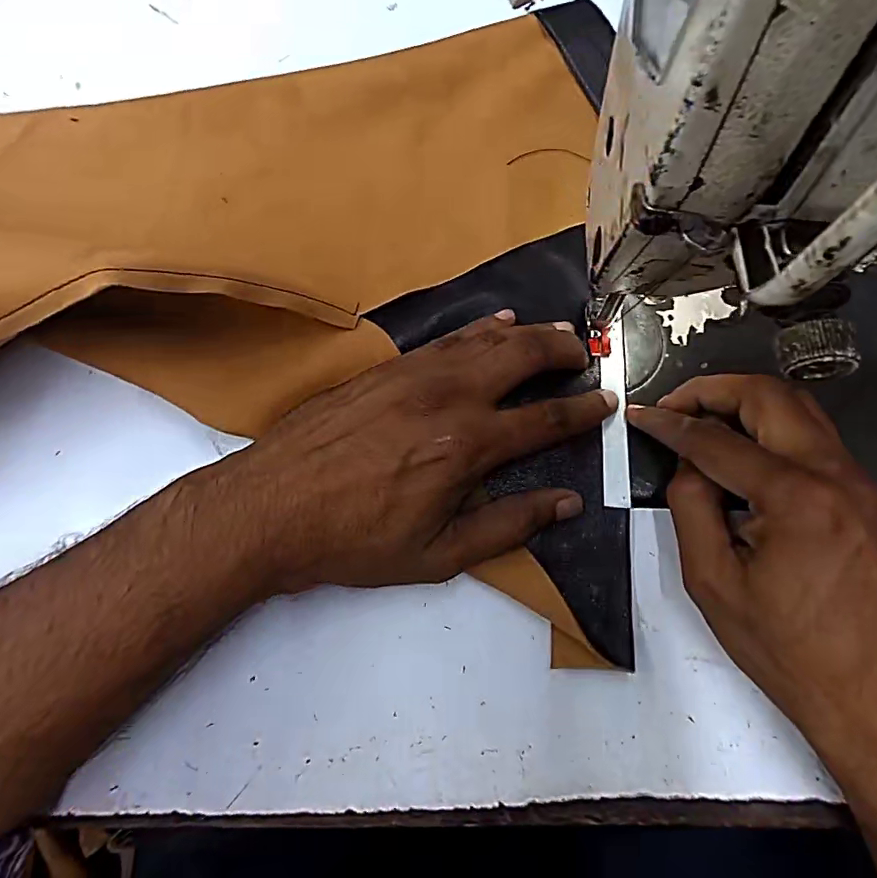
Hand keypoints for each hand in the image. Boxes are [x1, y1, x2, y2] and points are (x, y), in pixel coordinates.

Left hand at [199, 310, 614, 595]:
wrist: (269, 507)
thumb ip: (509, 523)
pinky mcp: (390, 367)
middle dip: (564, 351)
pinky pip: (450, 338)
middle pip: (523, 357)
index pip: (545, 419)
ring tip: (557, 332)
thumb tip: (567, 502)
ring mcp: (417, 373)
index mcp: (467, 445)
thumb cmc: (356, 540)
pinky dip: (482, 328)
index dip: (583, 410)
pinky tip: (497, 322)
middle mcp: (449, 396)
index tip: (607, 400)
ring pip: (488, 338)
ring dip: (529, 333)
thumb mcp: (438, 554)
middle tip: (586, 355)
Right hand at [627, 375, 876, 739]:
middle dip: (712, 390)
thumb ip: (690, 505)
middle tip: (675, 405)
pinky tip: (742, 450)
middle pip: (767, 395)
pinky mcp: (862, 494)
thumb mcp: (712, 581)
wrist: (869, 694)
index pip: (717, 439)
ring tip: (703, 420)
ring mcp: (856, 482)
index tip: (645, 416)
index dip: (670, 422)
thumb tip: (688, 462)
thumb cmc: (793, 651)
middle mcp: (835, 477)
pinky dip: (771, 425)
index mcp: (798, 499)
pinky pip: (812, 434)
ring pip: (795, 405)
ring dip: (744, 401)